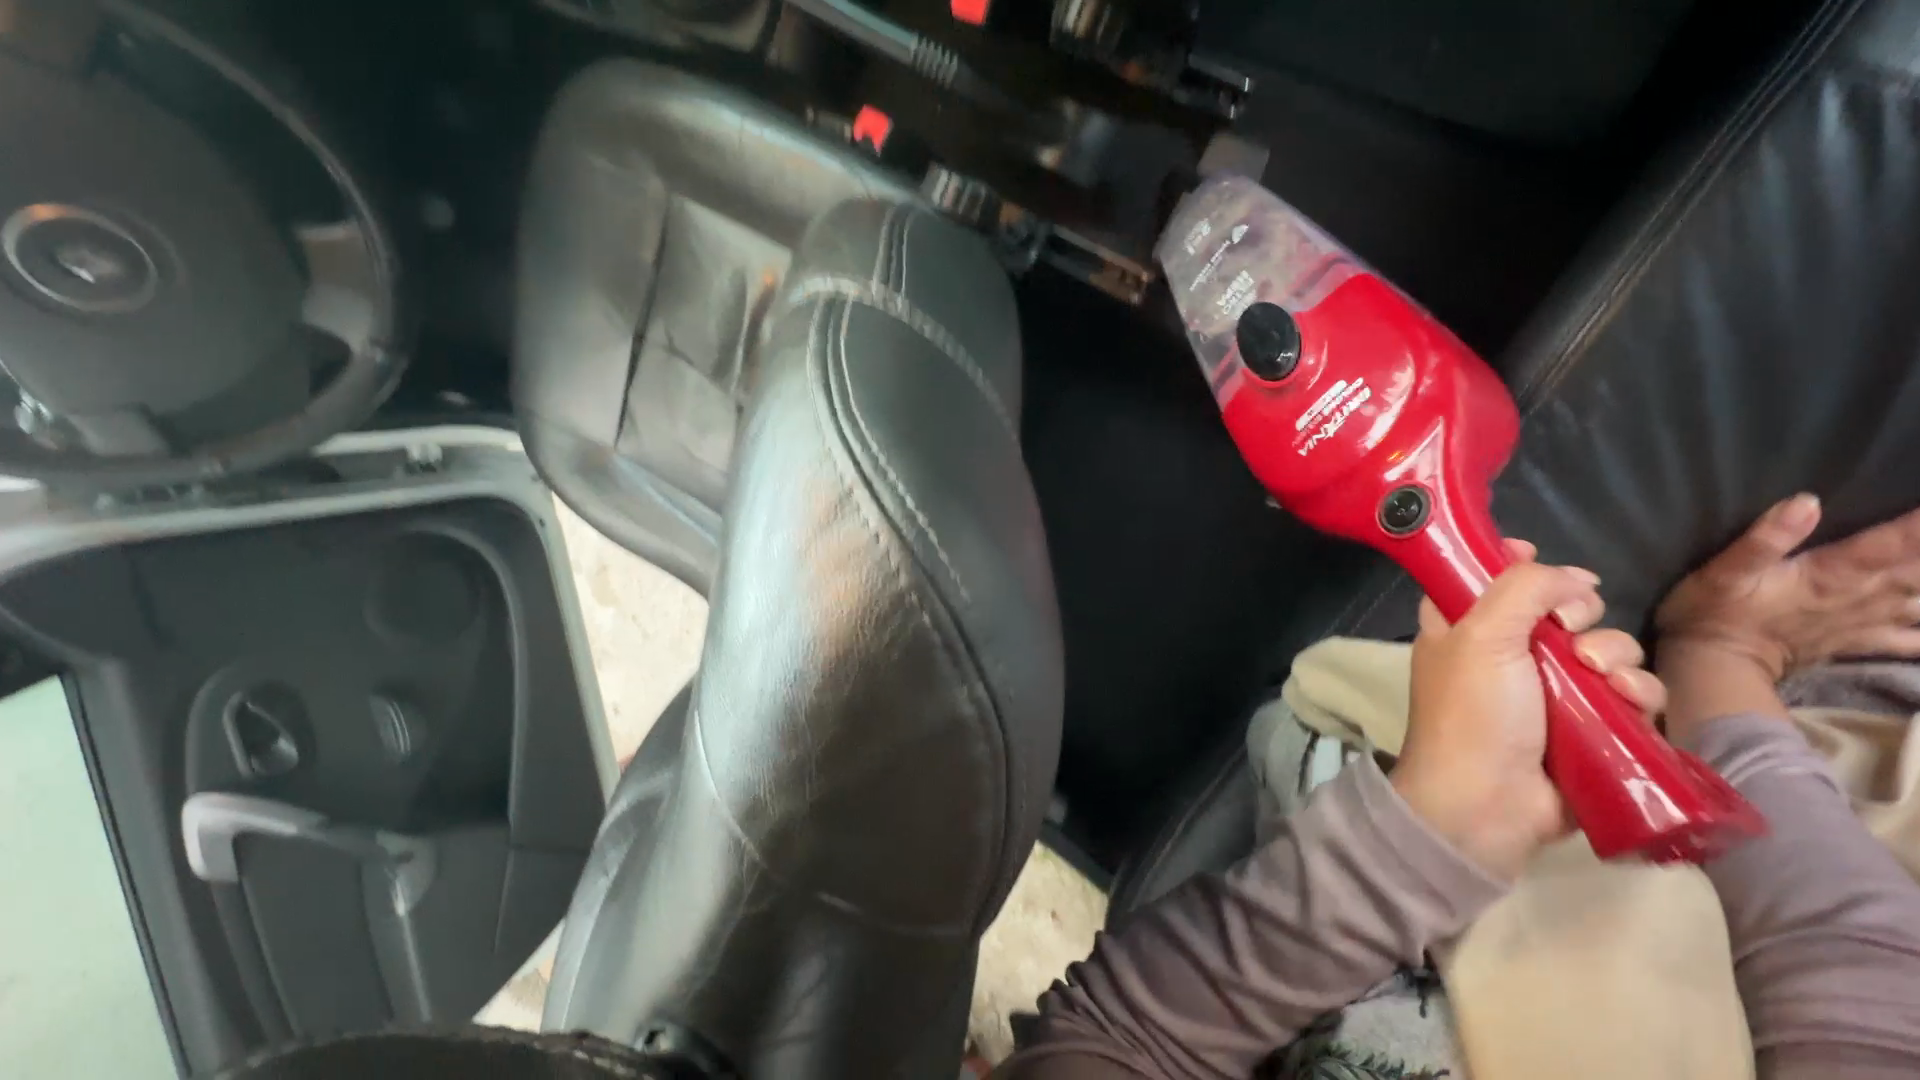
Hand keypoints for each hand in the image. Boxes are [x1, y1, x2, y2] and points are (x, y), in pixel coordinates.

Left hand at [1392, 541, 1665, 880]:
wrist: (1486, 802)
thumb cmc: (1472, 711)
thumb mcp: (1480, 635)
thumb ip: (1522, 589)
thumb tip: (1572, 576)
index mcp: (1461, 629)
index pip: (1481, 578)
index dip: (1507, 562)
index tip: (1533, 555)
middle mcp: (1504, 654)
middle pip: (1560, 609)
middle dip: (1581, 612)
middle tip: (1572, 628)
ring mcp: (1551, 692)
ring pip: (1605, 650)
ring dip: (1614, 655)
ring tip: (1598, 675)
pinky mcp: (1592, 727)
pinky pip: (1631, 694)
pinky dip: (1636, 692)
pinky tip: (1625, 700)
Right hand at [1655, 493, 1919, 681]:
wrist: (1714, 665)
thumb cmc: (1712, 612)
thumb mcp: (1722, 573)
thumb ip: (1763, 540)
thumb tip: (1807, 502)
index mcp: (1833, 574)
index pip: (1896, 540)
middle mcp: (1866, 595)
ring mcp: (1871, 622)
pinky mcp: (1866, 642)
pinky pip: (1919, 641)